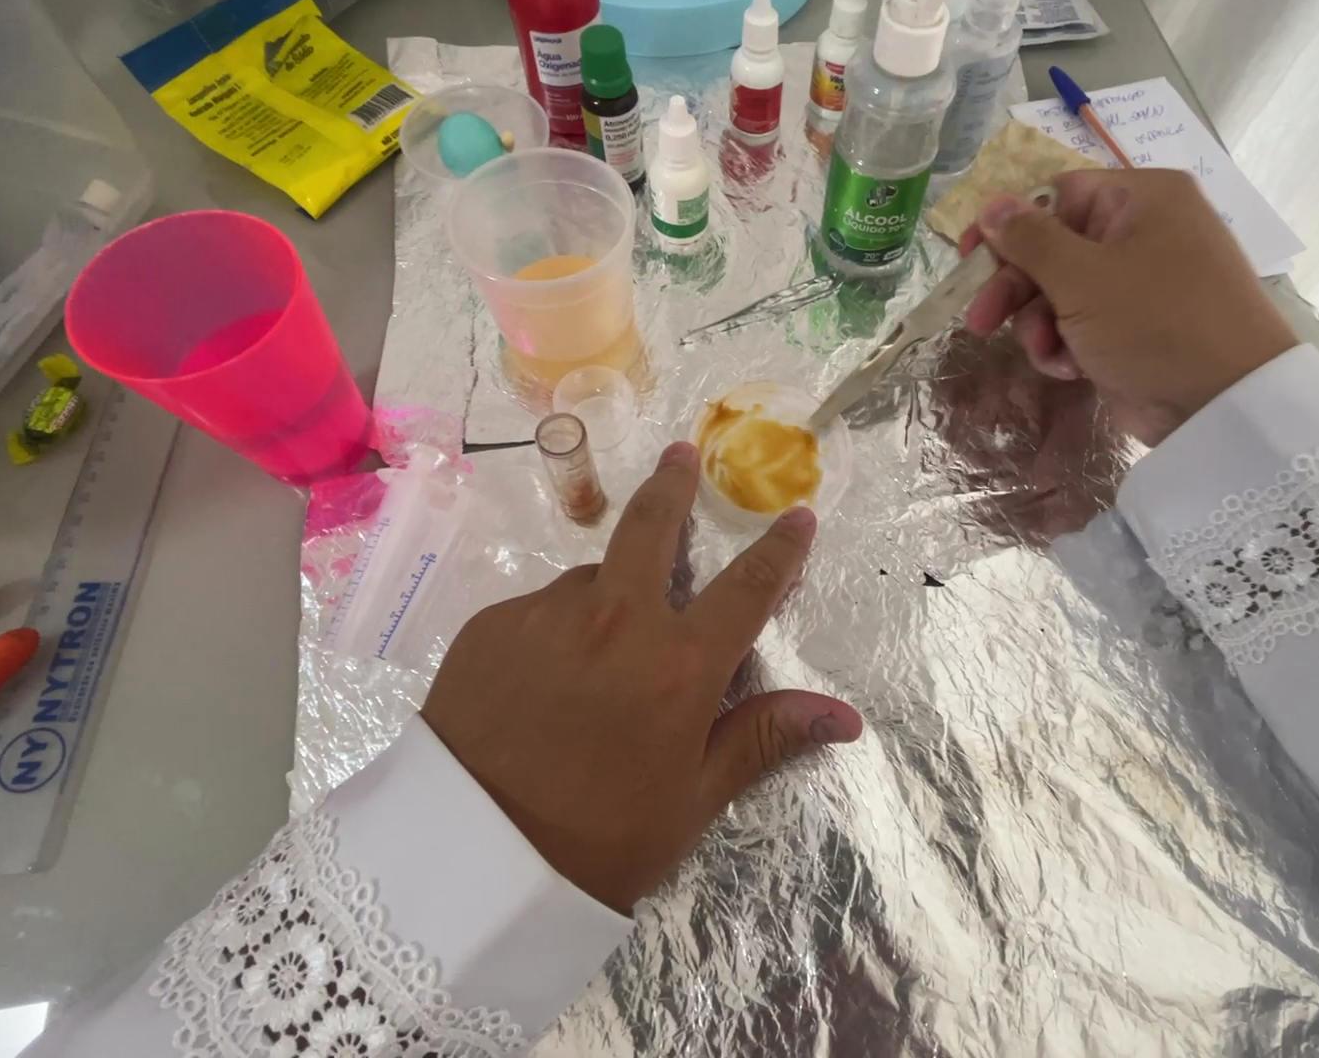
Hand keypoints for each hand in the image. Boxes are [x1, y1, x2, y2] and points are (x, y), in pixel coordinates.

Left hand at [422, 442, 863, 912]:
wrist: (471, 864)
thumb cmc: (600, 839)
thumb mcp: (694, 798)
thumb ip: (766, 737)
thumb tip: (847, 717)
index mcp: (679, 664)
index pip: (747, 588)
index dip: (780, 550)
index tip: (797, 515)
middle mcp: (618, 619)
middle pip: (653, 527)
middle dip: (673, 483)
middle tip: (679, 454)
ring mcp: (549, 613)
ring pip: (593, 577)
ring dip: (609, 592)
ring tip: (598, 648)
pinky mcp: (494, 623)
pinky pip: (542, 608)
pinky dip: (558, 626)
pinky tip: (543, 675)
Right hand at [961, 169, 1298, 444]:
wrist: (1220, 401)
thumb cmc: (1153, 322)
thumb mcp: (1082, 277)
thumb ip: (1030, 239)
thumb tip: (992, 204)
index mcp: (1139, 199)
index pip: (1055, 195)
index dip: (1007, 225)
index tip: (967, 256)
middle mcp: (1139, 232)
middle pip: (1051, 248)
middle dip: (1015, 290)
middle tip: (980, 323)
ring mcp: (1137, 282)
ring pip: (1058, 292)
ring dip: (1039, 325)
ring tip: (1047, 353)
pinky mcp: (1131, 326)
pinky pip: (1078, 323)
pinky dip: (1065, 345)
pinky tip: (1071, 368)